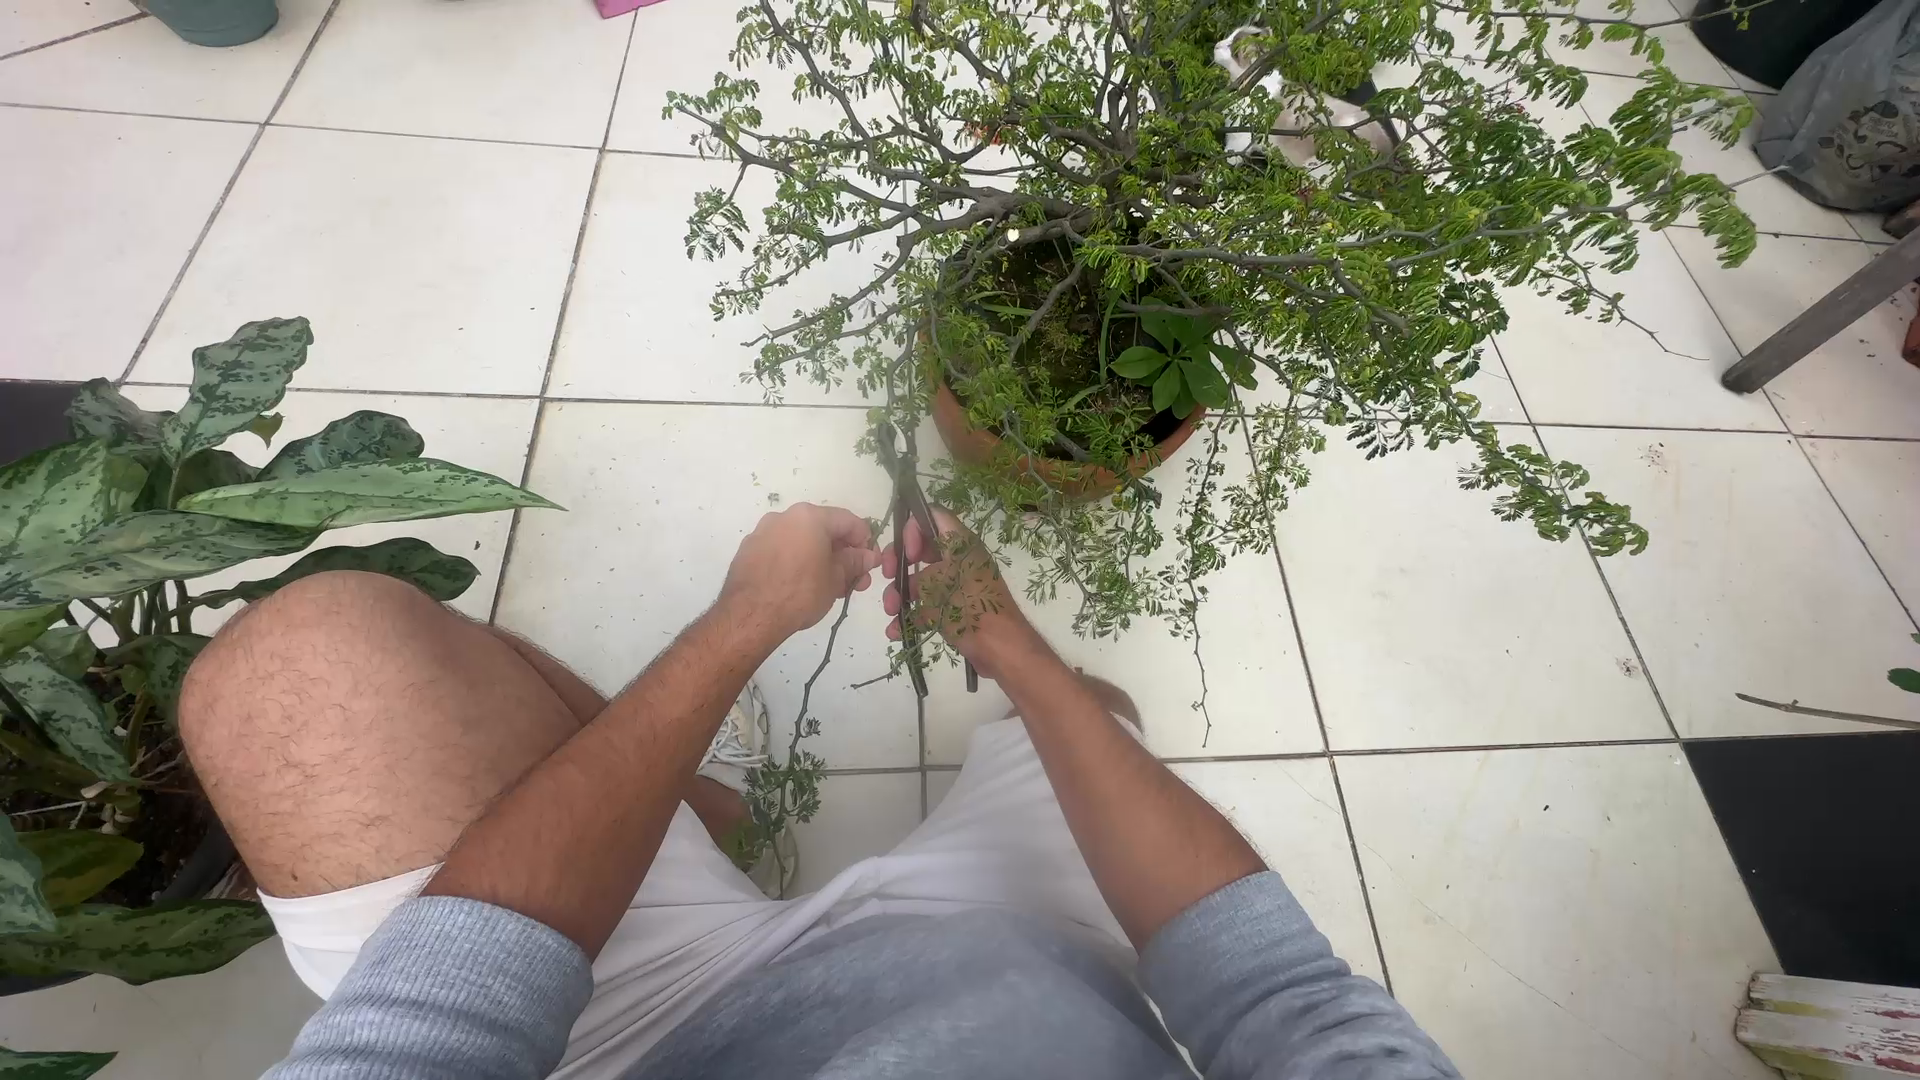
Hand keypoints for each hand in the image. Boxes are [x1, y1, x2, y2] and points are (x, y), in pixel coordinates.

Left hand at [720, 503, 881, 644]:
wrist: (750, 615)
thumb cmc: (801, 592)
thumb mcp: (836, 579)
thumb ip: (855, 562)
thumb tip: (868, 556)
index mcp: (810, 517)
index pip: (849, 521)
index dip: (866, 542)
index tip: (870, 563)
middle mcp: (785, 516)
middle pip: (824, 530)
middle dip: (843, 555)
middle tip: (854, 581)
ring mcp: (763, 532)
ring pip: (802, 541)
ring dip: (820, 559)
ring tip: (830, 587)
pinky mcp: (749, 551)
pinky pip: (782, 551)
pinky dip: (797, 562)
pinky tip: (802, 586)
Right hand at [881, 507, 1035, 680]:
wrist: (1001, 649)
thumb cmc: (971, 609)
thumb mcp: (938, 586)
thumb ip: (920, 572)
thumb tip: (910, 576)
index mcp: (961, 545)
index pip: (933, 516)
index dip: (912, 528)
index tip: (906, 553)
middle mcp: (959, 560)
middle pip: (923, 549)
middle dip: (899, 562)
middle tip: (887, 576)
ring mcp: (957, 585)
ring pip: (922, 579)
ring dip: (901, 593)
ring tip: (891, 611)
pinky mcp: (956, 608)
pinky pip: (929, 605)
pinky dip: (913, 615)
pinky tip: (897, 631)